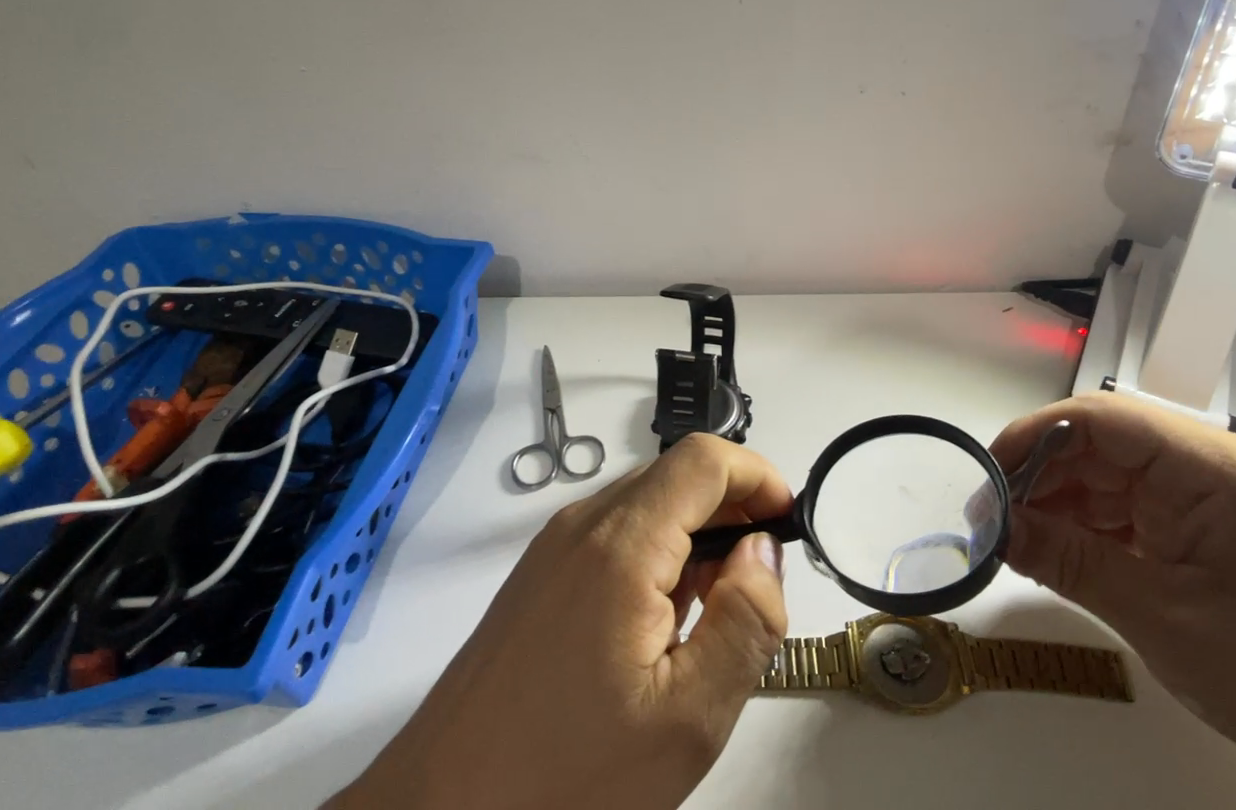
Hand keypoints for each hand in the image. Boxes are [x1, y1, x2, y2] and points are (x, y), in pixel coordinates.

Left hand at [331, 436, 789, 809]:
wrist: (445, 809)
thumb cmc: (570, 773)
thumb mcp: (688, 717)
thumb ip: (745, 622)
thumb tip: (763, 553)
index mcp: (621, 546)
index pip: (703, 460)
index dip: (758, 476)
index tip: (789, 524)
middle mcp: (581, 528)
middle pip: (674, 476)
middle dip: (733, 507)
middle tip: (763, 578)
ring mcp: (552, 550)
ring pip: (644, 505)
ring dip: (696, 534)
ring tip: (720, 607)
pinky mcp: (537, 578)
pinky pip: (613, 536)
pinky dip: (657, 554)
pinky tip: (666, 621)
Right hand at [991, 394, 1235, 808]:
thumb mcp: (1164, 617)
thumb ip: (1071, 562)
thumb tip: (995, 529)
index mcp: (1212, 467)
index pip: (1101, 418)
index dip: (1032, 437)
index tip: (984, 479)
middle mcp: (1209, 466)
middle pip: (1099, 445)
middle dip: (1037, 478)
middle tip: (989, 525)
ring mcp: (1209, 497)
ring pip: (1108, 478)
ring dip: (1058, 507)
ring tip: (1014, 545)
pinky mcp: (1207, 528)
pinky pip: (1130, 511)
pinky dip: (1088, 530)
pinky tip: (1056, 554)